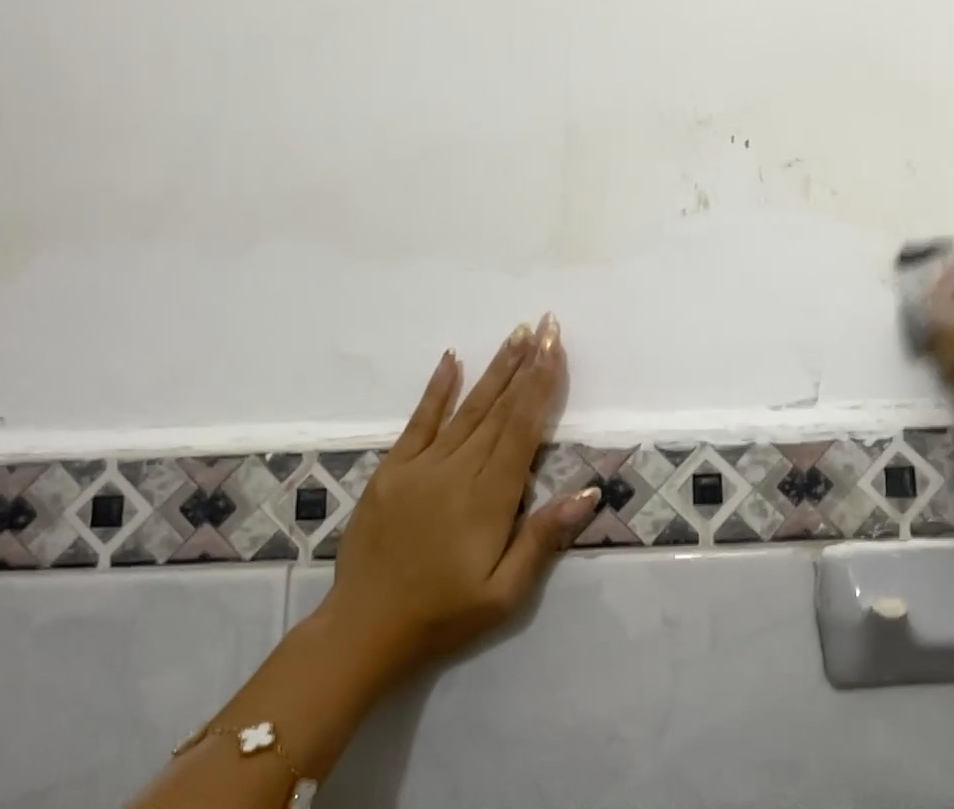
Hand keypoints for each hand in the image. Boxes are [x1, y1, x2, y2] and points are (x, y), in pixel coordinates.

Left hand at [313, 315, 601, 678]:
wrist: (364, 630)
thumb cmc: (445, 615)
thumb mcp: (505, 593)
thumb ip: (543, 538)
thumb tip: (589, 491)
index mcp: (489, 498)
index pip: (523, 428)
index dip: (542, 384)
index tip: (555, 346)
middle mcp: (457, 471)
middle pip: (500, 409)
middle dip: (526, 364)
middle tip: (545, 324)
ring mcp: (420, 467)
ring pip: (467, 408)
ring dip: (494, 369)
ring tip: (516, 334)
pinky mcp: (392, 472)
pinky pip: (419, 422)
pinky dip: (437, 390)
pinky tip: (452, 360)